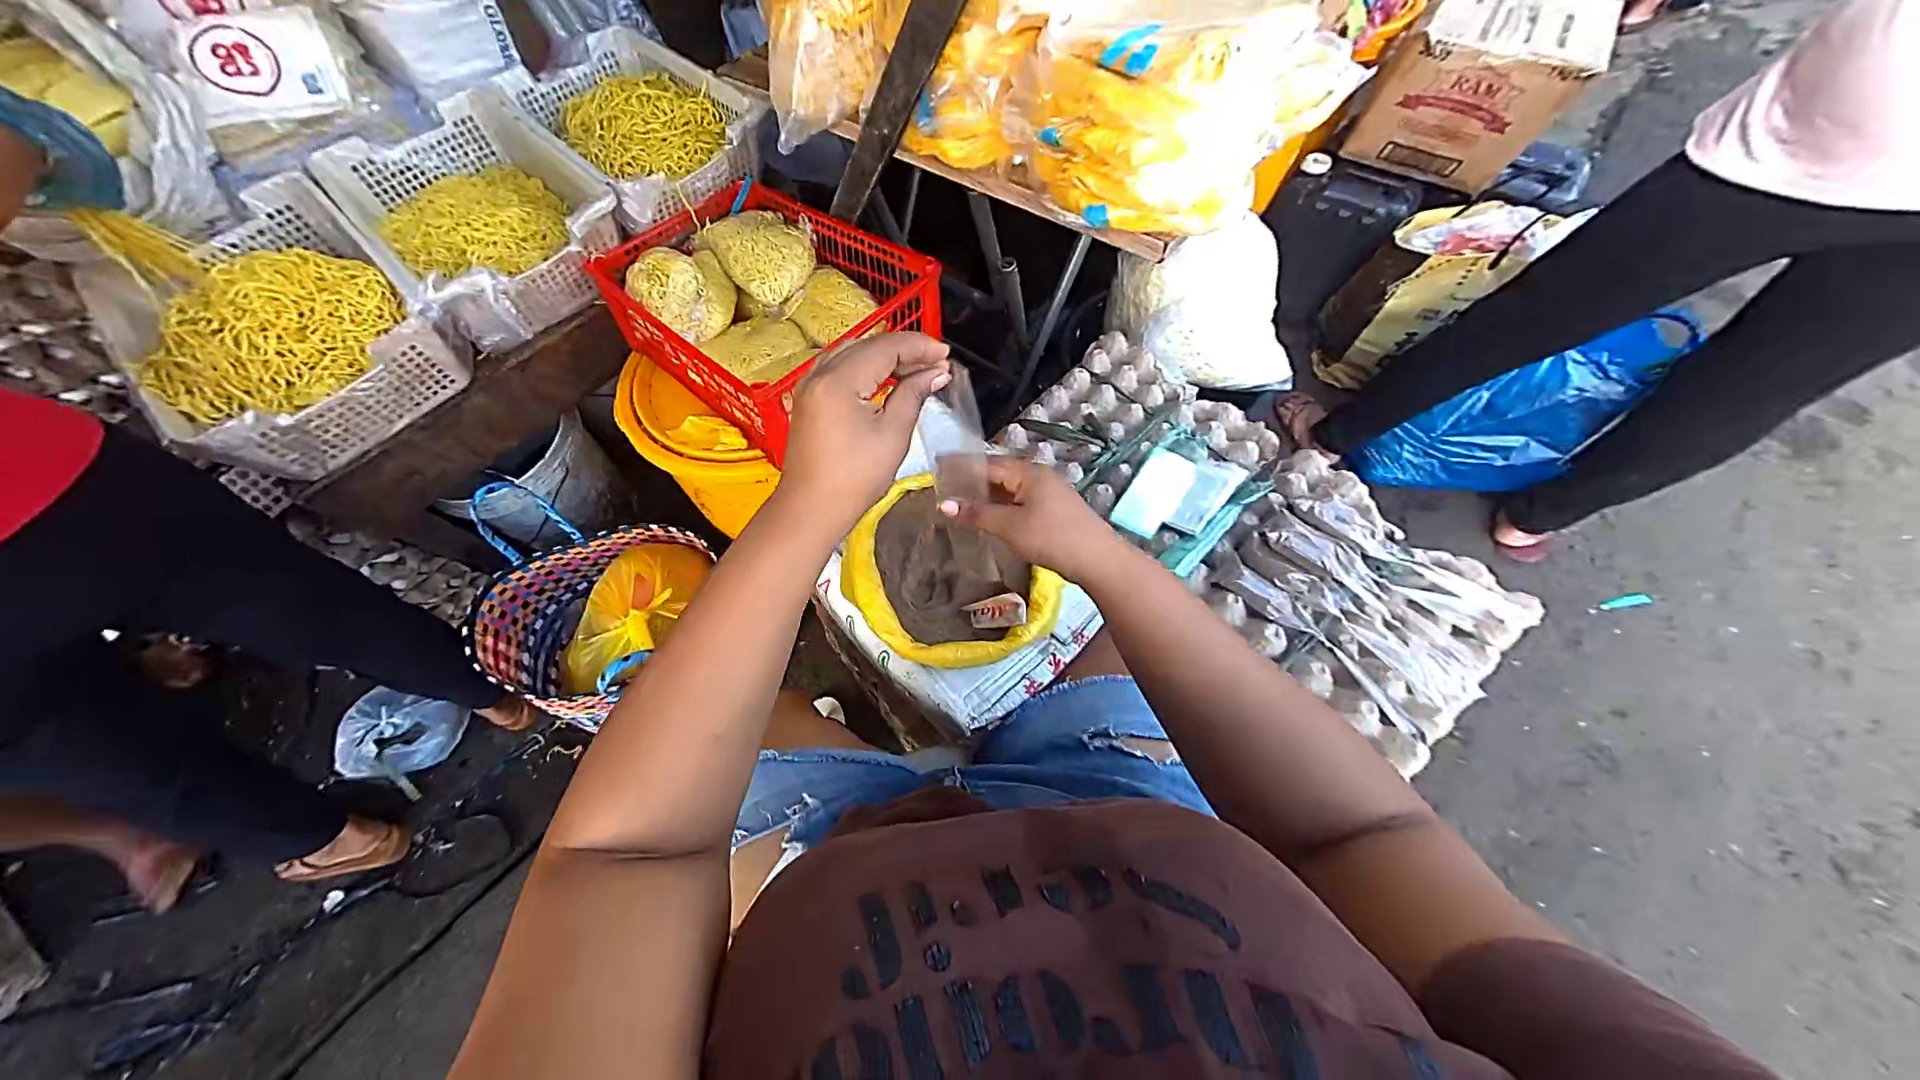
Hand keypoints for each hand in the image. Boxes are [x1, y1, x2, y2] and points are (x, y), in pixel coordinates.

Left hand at [779, 332, 950, 527]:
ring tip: (916, 370)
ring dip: (885, 357)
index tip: (944, 354)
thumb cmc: (853, 479)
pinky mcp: (809, 399)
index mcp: (839, 381)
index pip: (886, 347)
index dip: (919, 347)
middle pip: (868, 345)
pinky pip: (840, 369)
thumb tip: (934, 373)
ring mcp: (810, 386)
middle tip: (935, 362)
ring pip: (853, 353)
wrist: (812, 508)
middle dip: (904, 350)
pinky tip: (886, 380)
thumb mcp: (893, 434)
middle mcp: (819, 375)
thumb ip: (914, 394)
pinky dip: (866, 368)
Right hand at [939, 456, 1129, 581]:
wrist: (1098, 559)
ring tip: (963, 502)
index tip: (938, 466)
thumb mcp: (1010, 527)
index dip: (961, 465)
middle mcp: (1040, 477)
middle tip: (947, 485)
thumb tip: (945, 505)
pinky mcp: (1055, 510)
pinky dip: (1002, 506)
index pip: (987, 463)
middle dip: (973, 479)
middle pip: (1000, 473)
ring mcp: (1050, 493)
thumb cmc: (1052, 538)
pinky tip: (992, 517)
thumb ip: (977, 514)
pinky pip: (1021, 501)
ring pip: (1011, 489)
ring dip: (988, 494)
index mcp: (1029, 473)